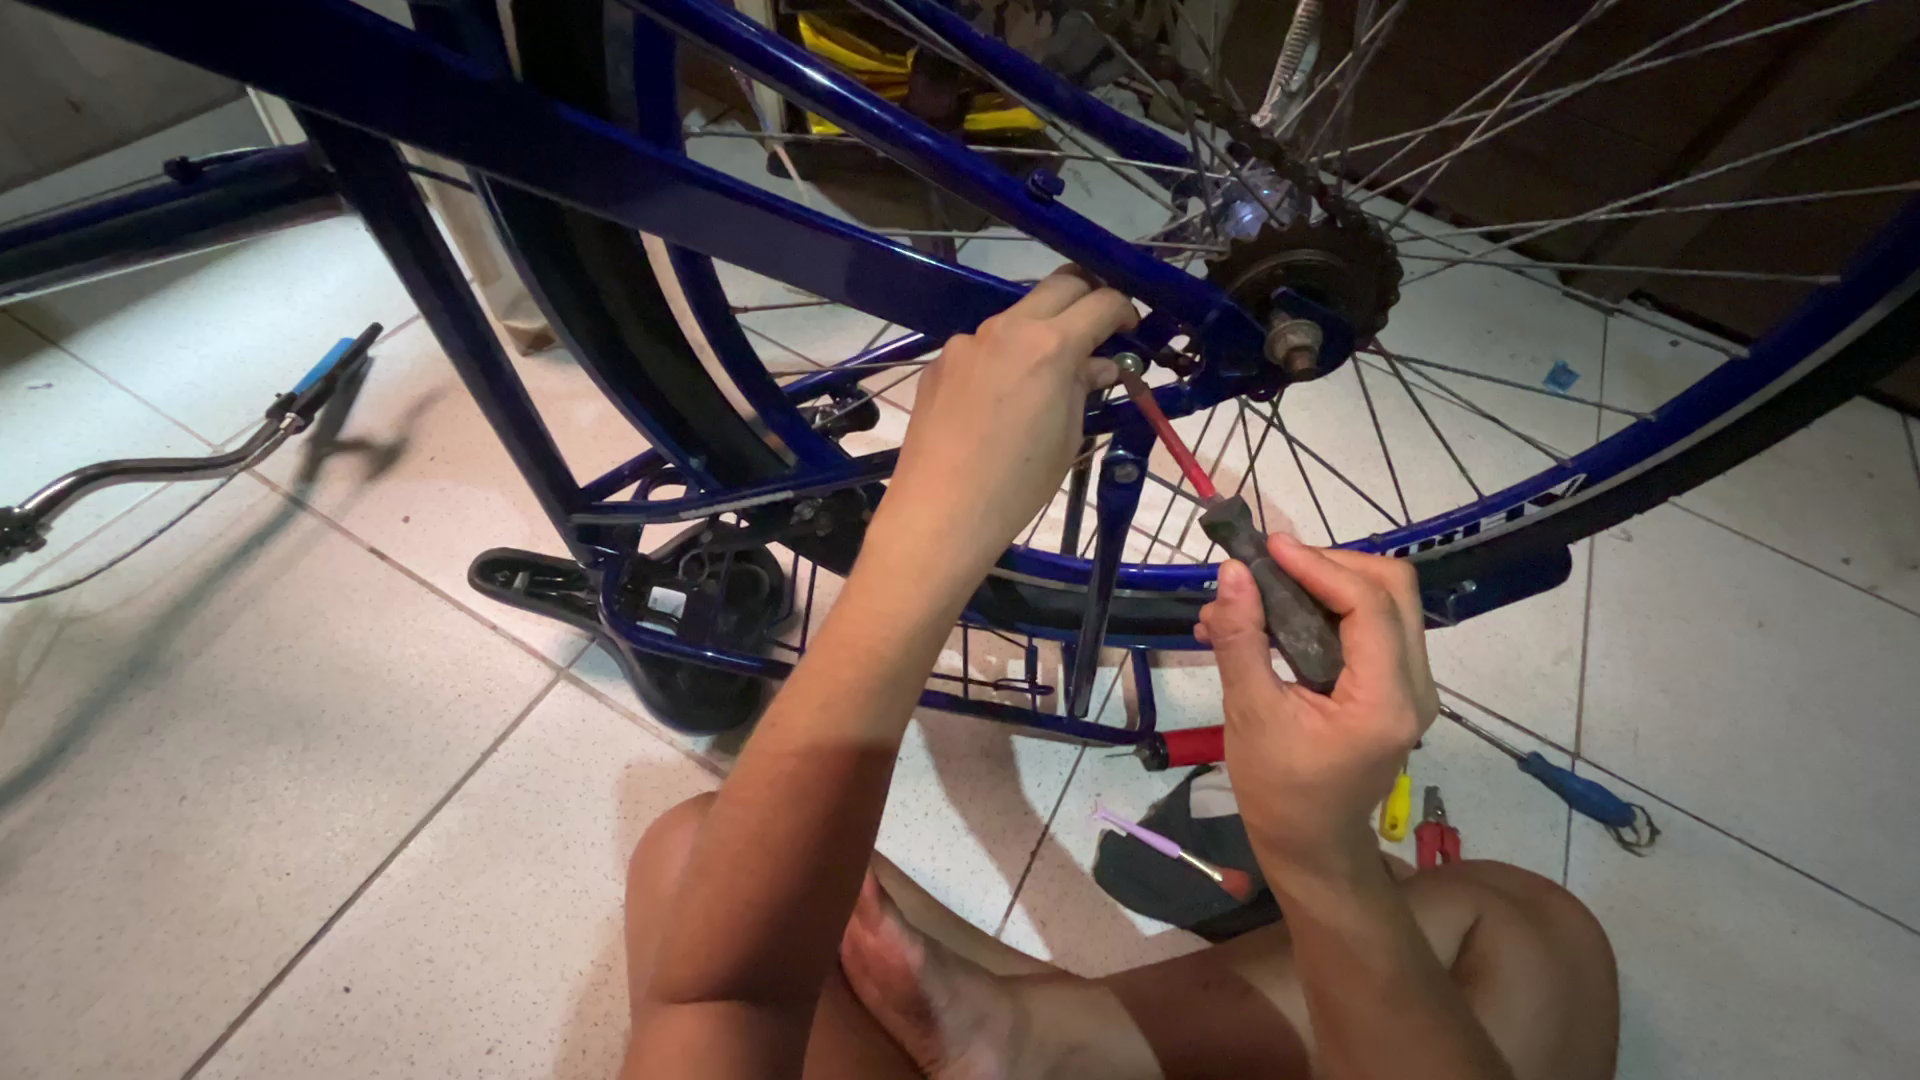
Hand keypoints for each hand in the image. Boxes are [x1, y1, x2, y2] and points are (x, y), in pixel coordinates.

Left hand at [867, 267, 1136, 594]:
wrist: (941, 511)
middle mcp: (1006, 329)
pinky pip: (981, 346)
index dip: (1124, 310)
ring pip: (1015, 316)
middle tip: (1097, 329)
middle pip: (1059, 285)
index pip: (1100, 303)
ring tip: (1044, 372)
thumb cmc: (1017, 485)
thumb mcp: (1067, 438)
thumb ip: (1084, 388)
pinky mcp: (939, 363)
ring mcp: (966, 342)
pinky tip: (998, 398)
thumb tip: (1099, 365)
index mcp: (1050, 346)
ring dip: (1039, 329)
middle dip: (1086, 297)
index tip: (1129, 329)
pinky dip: (1002, 356)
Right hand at [1196, 534, 1438, 883]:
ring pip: (1382, 601)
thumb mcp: (1249, 712)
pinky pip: (1368, 625)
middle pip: (1392, 589)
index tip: (1267, 548)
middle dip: (1329, 564)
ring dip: (1323, 582)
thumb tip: (1233, 573)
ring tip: (1259, 592)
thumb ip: (1241, 639)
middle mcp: (1414, 686)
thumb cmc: (1278, 788)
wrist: (1309, 843)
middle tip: (1270, 567)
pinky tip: (1270, 618)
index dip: (1319, 566)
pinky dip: (1322, 608)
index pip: (1369, 606)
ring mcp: (1408, 686)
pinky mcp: (1391, 686)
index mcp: (1385, 701)